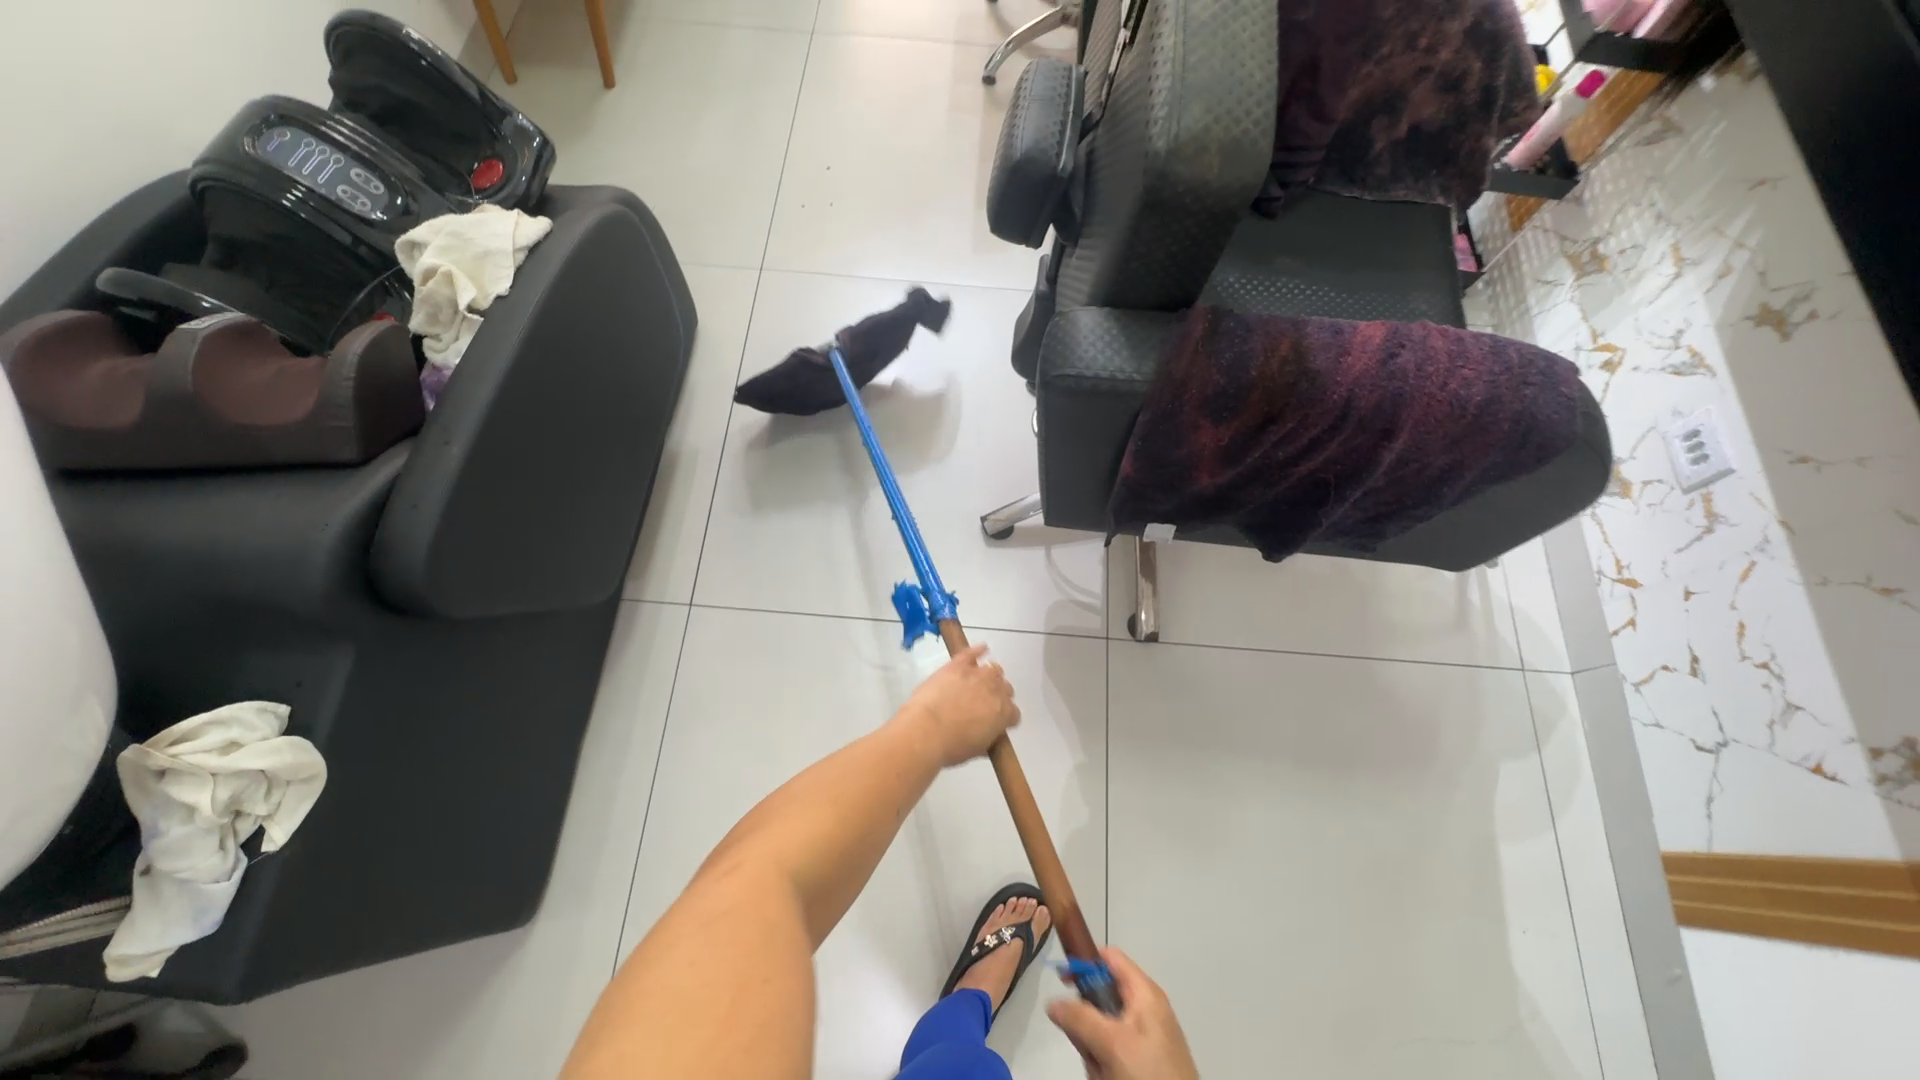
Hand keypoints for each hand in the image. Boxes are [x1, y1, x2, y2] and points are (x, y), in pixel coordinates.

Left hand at [896, 644, 1019, 766]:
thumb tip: (988, 736)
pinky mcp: (958, 666)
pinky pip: (972, 653)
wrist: (926, 731)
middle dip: (998, 694)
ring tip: (979, 682)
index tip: (996, 721)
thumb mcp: (977, 750)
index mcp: (1004, 714)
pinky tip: (982, 648)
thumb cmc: (952, 746)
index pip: (1014, 713)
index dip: (1005, 717)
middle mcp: (996, 691)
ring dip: (990, 675)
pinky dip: (978, 650)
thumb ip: (988, 737)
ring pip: (993, 669)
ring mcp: (977, 675)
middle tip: (984, 703)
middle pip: (1005, 688)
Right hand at [1047, 948, 1198, 1079]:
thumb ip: (1080, 1018)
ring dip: (1093, 1049)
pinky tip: (1108, 1077)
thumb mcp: (1112, 1042)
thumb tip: (1052, 1002)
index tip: (1062, 980)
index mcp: (1144, 993)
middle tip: (1085, 1042)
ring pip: (1101, 1029)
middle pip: (1100, 997)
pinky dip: (1103, 1064)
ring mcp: (1143, 1036)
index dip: (1084, 961)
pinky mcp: (1141, 1059)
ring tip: (1102, 1069)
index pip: (1110, 958)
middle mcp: (1144, 1009)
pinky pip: (1110, 1052)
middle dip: (1086, 1022)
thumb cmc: (1150, 1072)